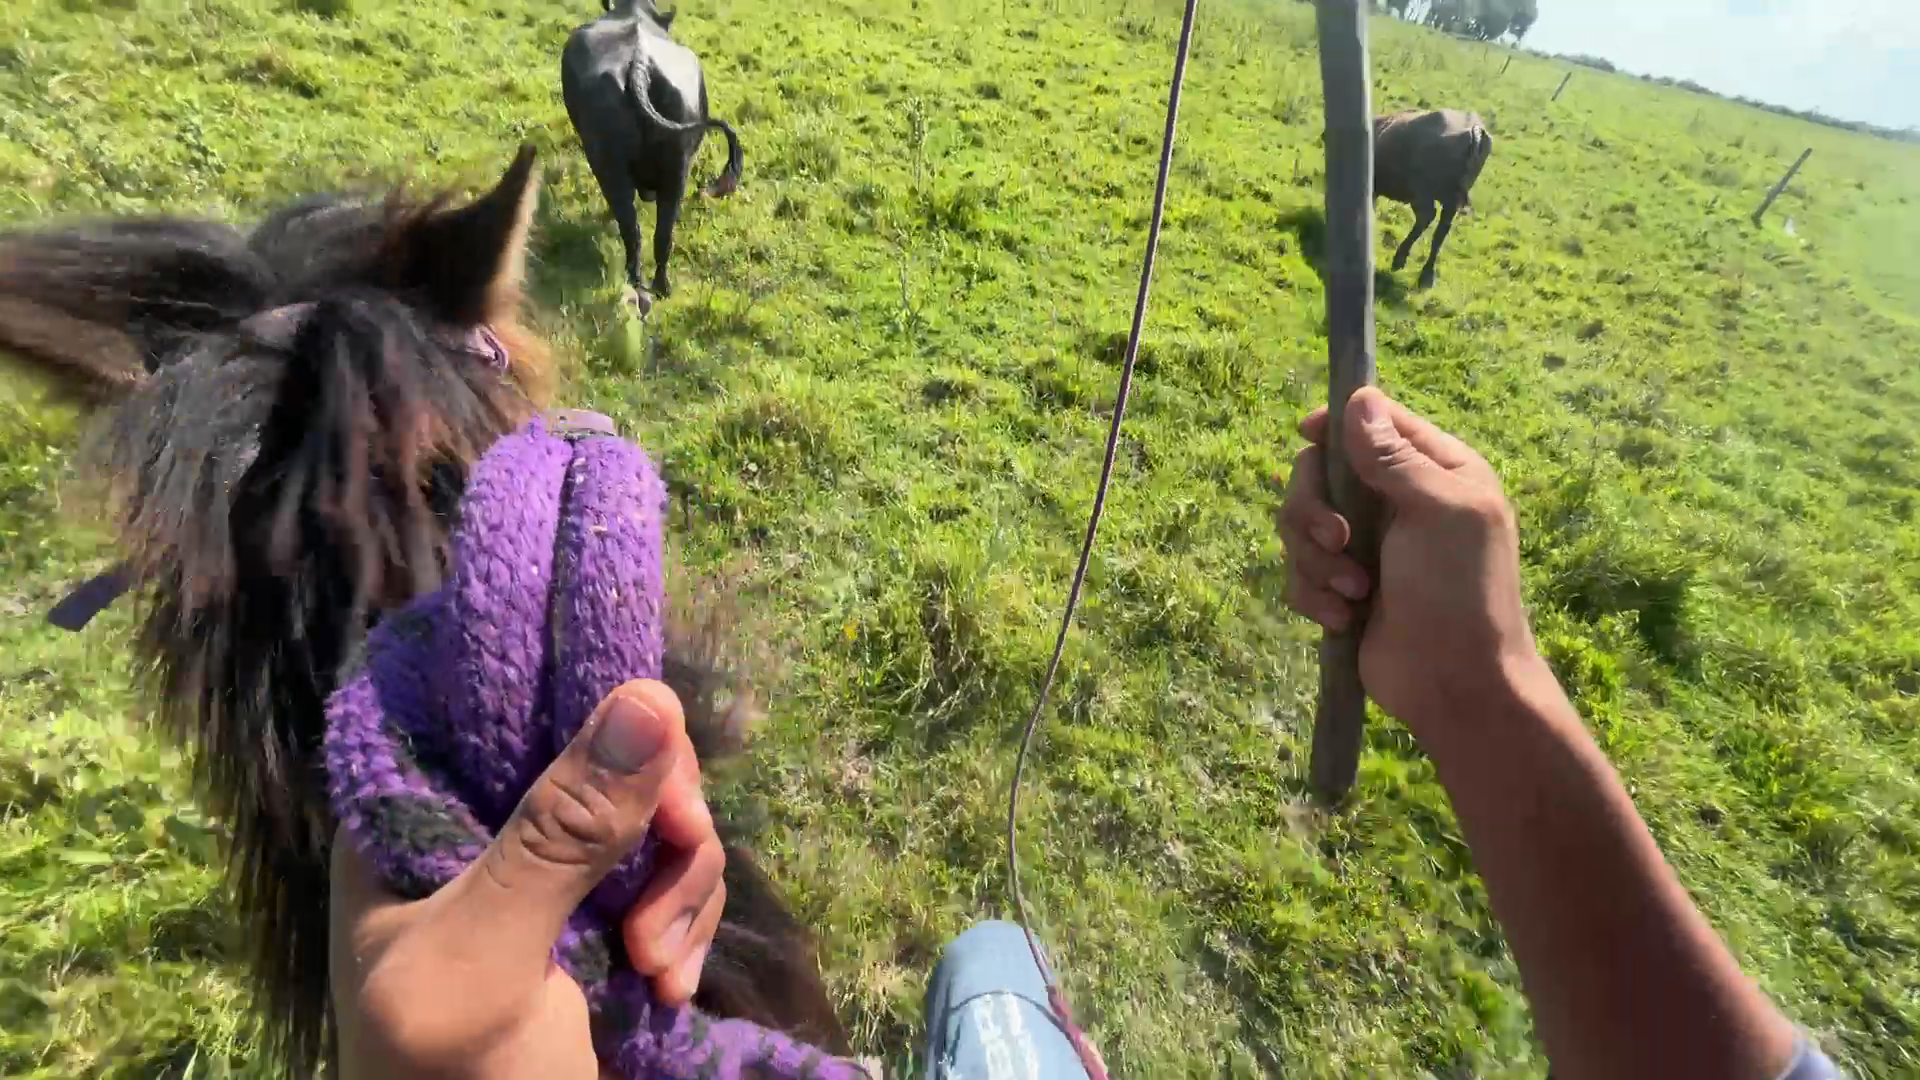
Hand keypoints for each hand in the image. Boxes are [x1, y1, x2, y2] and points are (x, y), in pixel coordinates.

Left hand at [329, 680, 725, 1079]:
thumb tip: (652, 694)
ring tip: (659, 965)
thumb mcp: (486, 965)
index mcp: (426, 811)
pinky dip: (693, 916)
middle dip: (664, 819)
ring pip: (665, 808)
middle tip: (664, 888)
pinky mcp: (618, 900)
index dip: (599, 709)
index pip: (520, 700)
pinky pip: (686, 864)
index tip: (655, 767)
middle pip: (620, 748)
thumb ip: (558, 833)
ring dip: (685, 883)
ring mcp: (565, 862)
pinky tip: (672, 980)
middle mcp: (501, 820)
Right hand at [1278, 387, 1539, 740]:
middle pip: (1315, 476)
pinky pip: (1295, 573)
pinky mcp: (1334, 586)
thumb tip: (1356, 398)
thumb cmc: (1461, 591)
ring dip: (1316, 562)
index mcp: (1428, 472)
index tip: (1305, 434)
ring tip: (1353, 592)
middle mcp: (1389, 503)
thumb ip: (1395, 458)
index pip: (1371, 425)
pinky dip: (1313, 595)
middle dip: (1313, 511)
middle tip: (1339, 541)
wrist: (1451, 682)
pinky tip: (1345, 617)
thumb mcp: (1439, 513)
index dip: (1334, 425)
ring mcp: (1359, 546)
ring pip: (1296, 527)